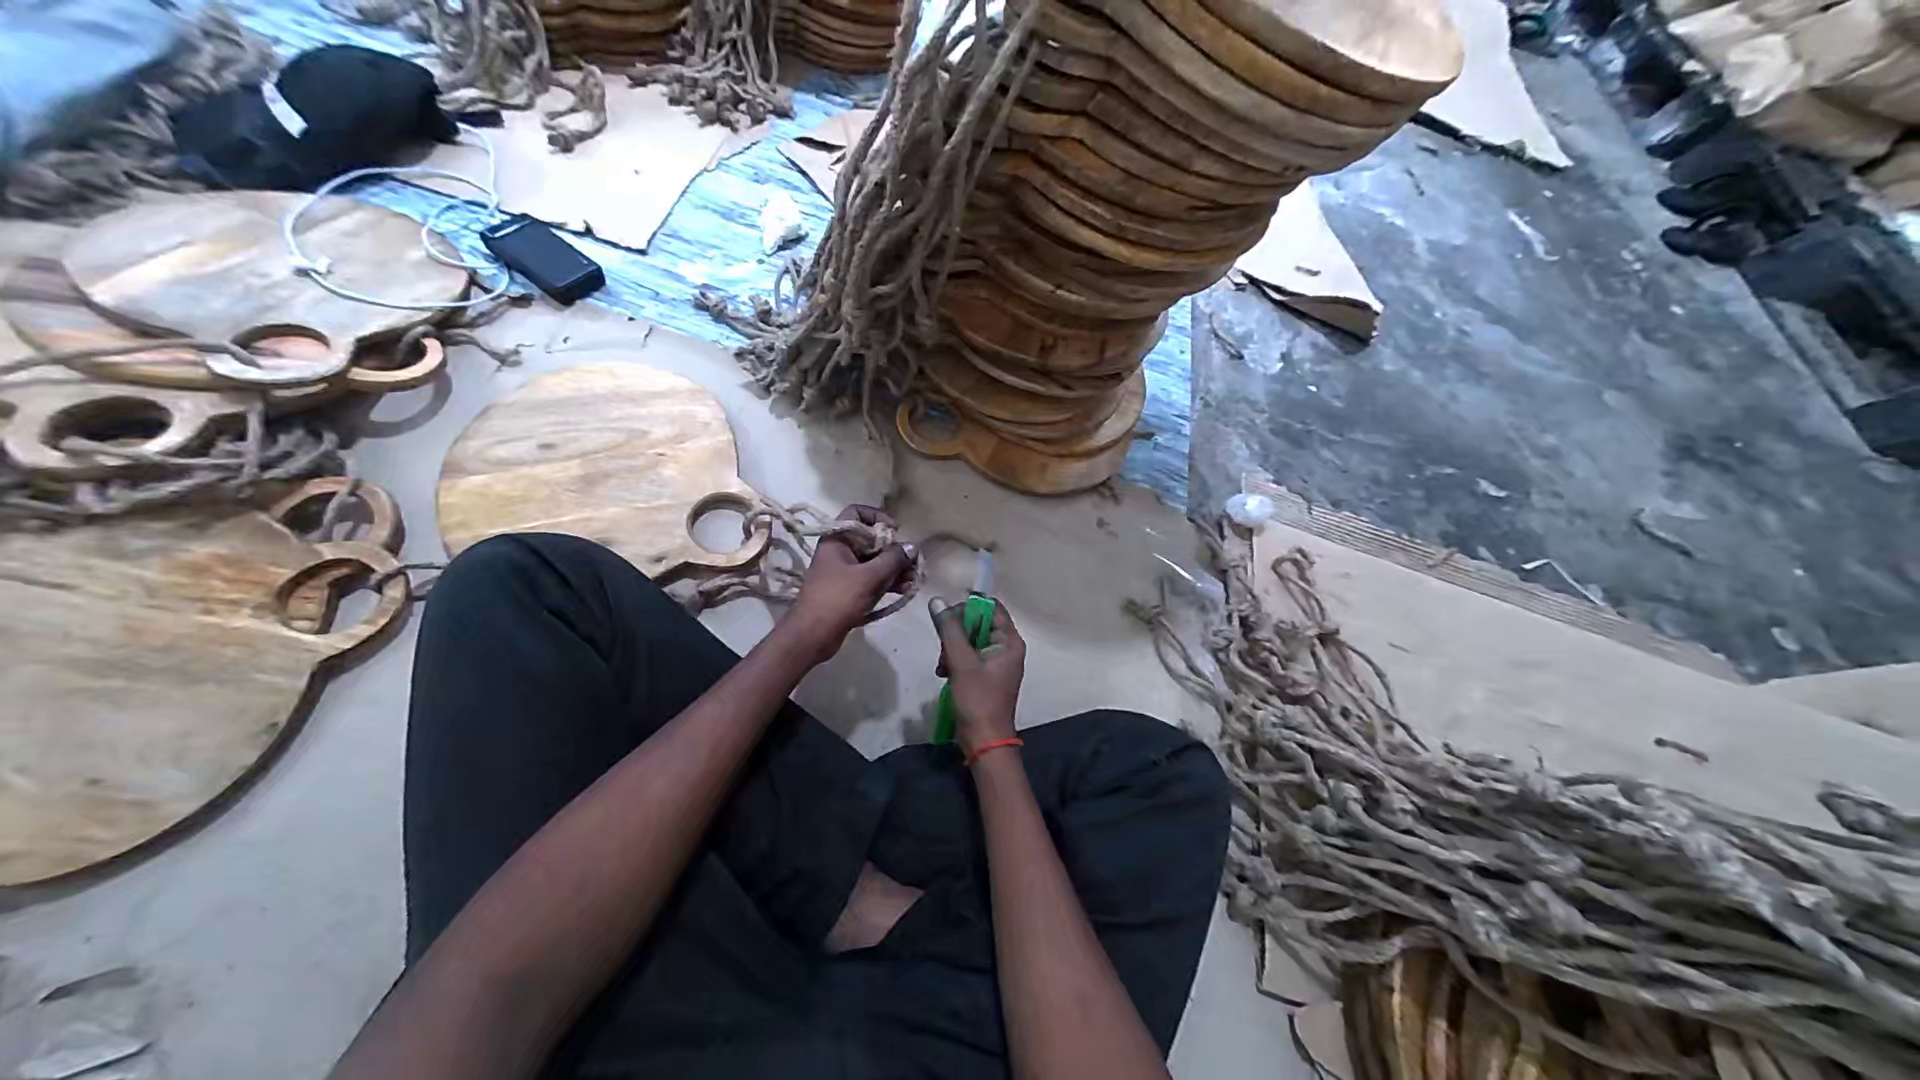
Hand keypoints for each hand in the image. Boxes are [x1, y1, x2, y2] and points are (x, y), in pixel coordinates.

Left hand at [787, 505, 912, 662]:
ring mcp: (844, 571)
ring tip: (913, 579)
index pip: (857, 512)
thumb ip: (893, 559)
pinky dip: (887, 581)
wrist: (812, 635)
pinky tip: (905, 589)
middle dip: (894, 550)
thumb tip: (912, 547)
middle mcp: (840, 551)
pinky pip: (872, 578)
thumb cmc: (838, 599)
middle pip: (871, 539)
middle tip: (911, 562)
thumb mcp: (869, 577)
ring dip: (894, 568)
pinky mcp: (849, 590)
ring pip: (874, 561)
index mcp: (837, 539)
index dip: (877, 517)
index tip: (894, 531)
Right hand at [931, 597, 1025, 755]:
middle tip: (943, 646)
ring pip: (969, 640)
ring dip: (952, 648)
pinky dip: (954, 661)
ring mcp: (996, 662)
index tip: (946, 613)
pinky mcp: (985, 675)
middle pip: (978, 623)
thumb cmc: (978, 700)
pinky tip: (943, 673)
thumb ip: (950, 630)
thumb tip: (937, 602)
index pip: (992, 607)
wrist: (984, 741)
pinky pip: (968, 656)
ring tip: (942, 666)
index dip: (969, 606)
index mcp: (1010, 641)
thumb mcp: (961, 663)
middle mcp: (1006, 648)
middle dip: (956, 632)